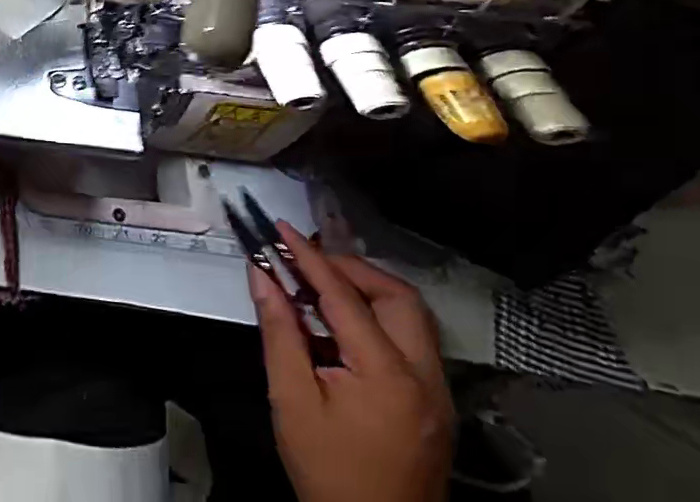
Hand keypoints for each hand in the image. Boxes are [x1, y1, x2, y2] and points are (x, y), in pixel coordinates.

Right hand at [250, 221, 453, 501]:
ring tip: (317, 288)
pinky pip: (409, 340)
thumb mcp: (291, 399)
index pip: (344, 296)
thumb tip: (262, 276)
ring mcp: (437, 390)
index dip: (308, 257)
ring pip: (409, 316)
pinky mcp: (434, 403)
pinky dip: (374, 318)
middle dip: (349, 268)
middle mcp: (424, 375)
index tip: (282, 230)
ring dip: (365, 291)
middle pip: (396, 296)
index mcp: (387, 373)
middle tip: (305, 261)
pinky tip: (338, 327)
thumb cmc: (328, 470)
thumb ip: (279, 331)